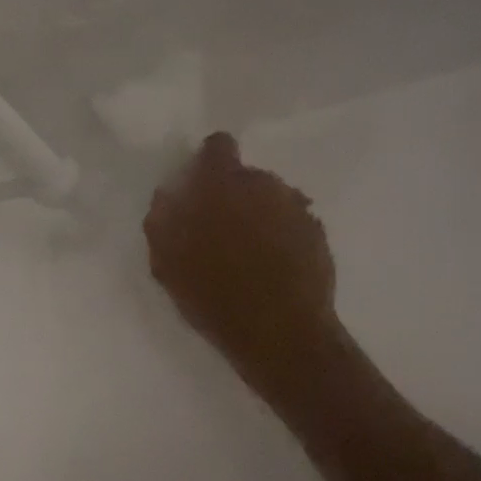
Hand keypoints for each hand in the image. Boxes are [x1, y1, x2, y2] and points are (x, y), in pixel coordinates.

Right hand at [144, 132, 341, 395]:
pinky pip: (291, 224)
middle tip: (220, 236)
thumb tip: (167, 196)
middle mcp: (262, 185)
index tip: (199, 194)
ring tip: (248, 258)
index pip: (217, 148)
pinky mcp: (317, 232)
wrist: (280, 332)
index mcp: (220, 185)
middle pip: (244, 177)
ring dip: (258, 218)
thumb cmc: (213, 297)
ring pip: (270, 200)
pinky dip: (280, 239)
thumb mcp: (168, 264)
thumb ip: (163, 222)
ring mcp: (295, 207)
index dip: (207, 165)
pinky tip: (271, 271)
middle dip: (233, 198)